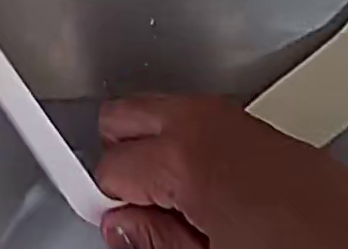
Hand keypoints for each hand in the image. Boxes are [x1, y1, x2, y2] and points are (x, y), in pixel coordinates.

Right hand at [95, 96, 347, 248]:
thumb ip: (158, 243)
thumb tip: (122, 229)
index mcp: (180, 158)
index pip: (107, 163)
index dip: (105, 199)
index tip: (115, 221)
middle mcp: (194, 119)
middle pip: (117, 116)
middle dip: (120, 158)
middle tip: (145, 212)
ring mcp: (218, 112)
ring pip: (150, 112)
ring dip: (151, 150)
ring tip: (187, 208)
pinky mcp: (241, 115)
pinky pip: (186, 118)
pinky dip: (181, 144)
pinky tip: (212, 194)